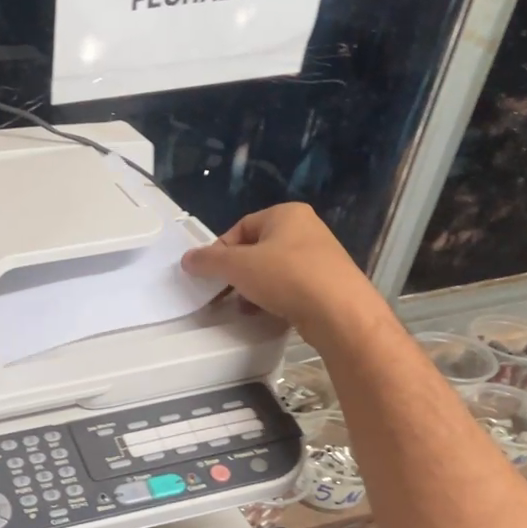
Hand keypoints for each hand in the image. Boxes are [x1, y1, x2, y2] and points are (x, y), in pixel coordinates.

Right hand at [181, 203, 381, 346]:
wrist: (339, 311)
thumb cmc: (287, 277)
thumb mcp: (239, 266)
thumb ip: (209, 261)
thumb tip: (187, 259)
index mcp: (286, 214)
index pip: (241, 227)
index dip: (220, 250)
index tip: (209, 274)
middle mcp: (305, 229)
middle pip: (256, 249)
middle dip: (235, 273)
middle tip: (222, 293)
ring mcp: (318, 256)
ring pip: (271, 269)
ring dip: (251, 288)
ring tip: (242, 307)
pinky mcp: (325, 283)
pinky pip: (288, 286)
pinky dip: (271, 298)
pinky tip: (264, 313)